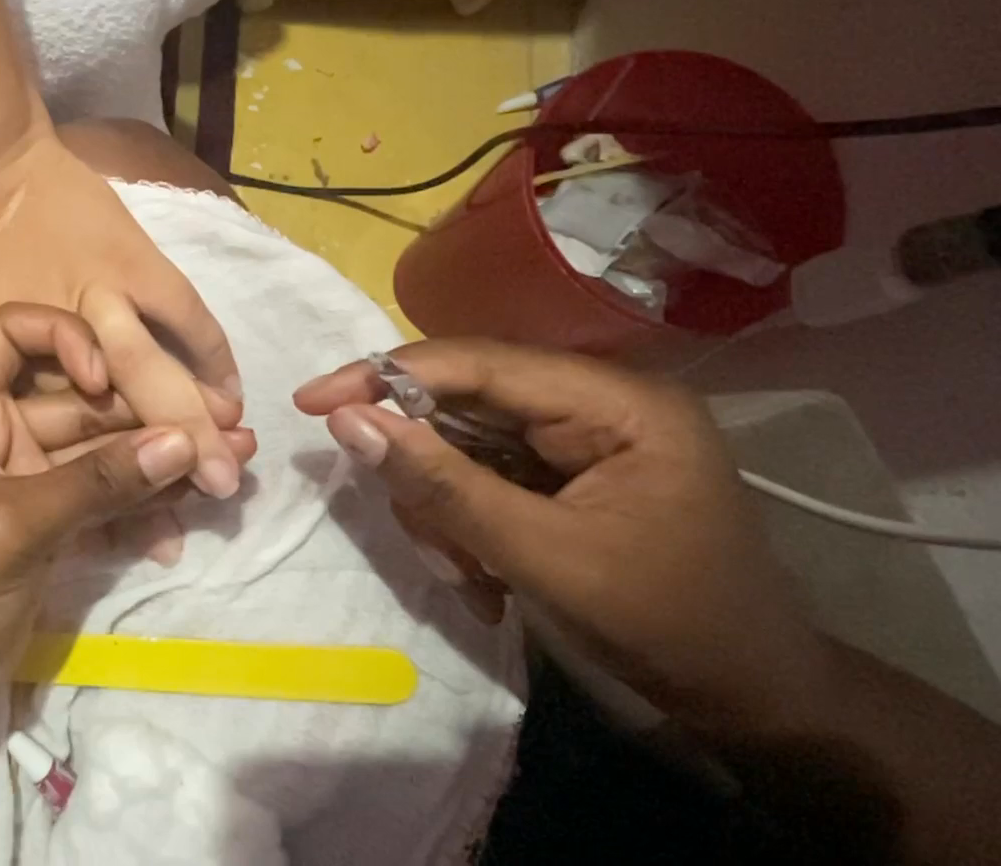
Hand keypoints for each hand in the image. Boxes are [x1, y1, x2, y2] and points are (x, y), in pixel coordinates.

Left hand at [0, 134, 245, 499]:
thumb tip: (30, 426)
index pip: (63, 420)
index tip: (131, 470)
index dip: (100, 450)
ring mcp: (107, 292)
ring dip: (196, 410)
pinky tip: (228, 389)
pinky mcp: (138, 260)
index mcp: (12, 354)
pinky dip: (209, 349)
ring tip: (234, 450)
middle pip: (121, 400)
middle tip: (218, 487)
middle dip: (170, 447)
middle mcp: (66, 329)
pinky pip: (183, 311)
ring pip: (155, 364)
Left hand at [0, 304, 254, 703]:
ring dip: (161, 461)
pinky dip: (144, 509)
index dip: (63, 339)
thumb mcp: (12, 526)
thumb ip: (97, 483)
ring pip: (103, 456)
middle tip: (223, 425)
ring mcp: (32, 483)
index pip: (12, 335)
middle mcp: (1, 434)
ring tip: (232, 464)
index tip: (104, 376)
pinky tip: (189, 517)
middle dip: (147, 413)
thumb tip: (183, 442)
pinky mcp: (54, 528)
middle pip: (79, 402)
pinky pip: (107, 503)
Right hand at [294, 339, 829, 730]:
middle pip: (459, 406)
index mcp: (615, 403)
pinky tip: (482, 577)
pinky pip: (474, 477)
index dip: (385, 377)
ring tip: (471, 579)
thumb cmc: (668, 626)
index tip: (311, 403)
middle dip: (425, 476)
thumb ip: (442, 486)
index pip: (476, 364)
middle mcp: (592, 404)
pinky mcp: (557, 471)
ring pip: (456, 446)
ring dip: (442, 512)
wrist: (751, 699)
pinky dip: (460, 525)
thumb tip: (347, 422)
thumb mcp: (544, 558)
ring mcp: (574, 439)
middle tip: (431, 545)